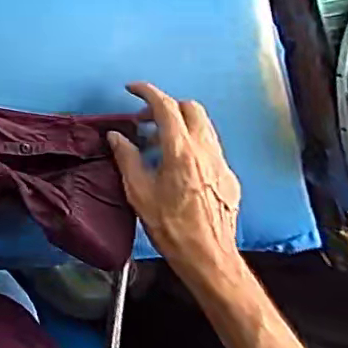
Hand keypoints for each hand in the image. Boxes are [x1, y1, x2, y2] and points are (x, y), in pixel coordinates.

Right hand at [107, 83, 242, 287]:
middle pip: (190, 108)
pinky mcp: (229, 178)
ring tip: (159, 144)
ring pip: (203, 126)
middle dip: (166, 106)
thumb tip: (118, 136)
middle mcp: (205, 150)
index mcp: (180, 150)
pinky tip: (178, 166)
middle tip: (145, 120)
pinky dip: (191, 143)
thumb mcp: (138, 191)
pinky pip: (210, 147)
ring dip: (180, 124)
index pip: (165, 106)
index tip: (132, 89)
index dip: (147, 92)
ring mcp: (221, 163)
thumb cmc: (170, 226)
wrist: (209, 258)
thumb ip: (127, 157)